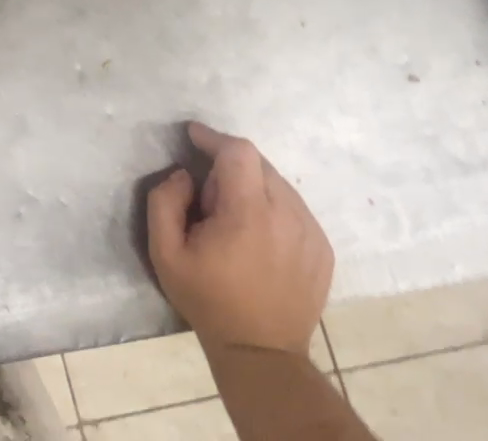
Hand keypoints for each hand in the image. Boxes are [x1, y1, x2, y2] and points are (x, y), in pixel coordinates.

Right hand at [146, 123, 332, 355]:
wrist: (261, 351)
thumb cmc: (206, 299)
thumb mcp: (164, 252)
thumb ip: (165, 201)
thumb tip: (185, 175)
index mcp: (248, 214)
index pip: (239, 153)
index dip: (213, 137)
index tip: (192, 135)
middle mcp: (288, 216)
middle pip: (259, 164)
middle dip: (227, 165)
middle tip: (204, 196)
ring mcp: (311, 233)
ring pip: (279, 184)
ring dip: (250, 185)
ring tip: (230, 218)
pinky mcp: (323, 248)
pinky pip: (294, 208)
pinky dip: (271, 205)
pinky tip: (255, 234)